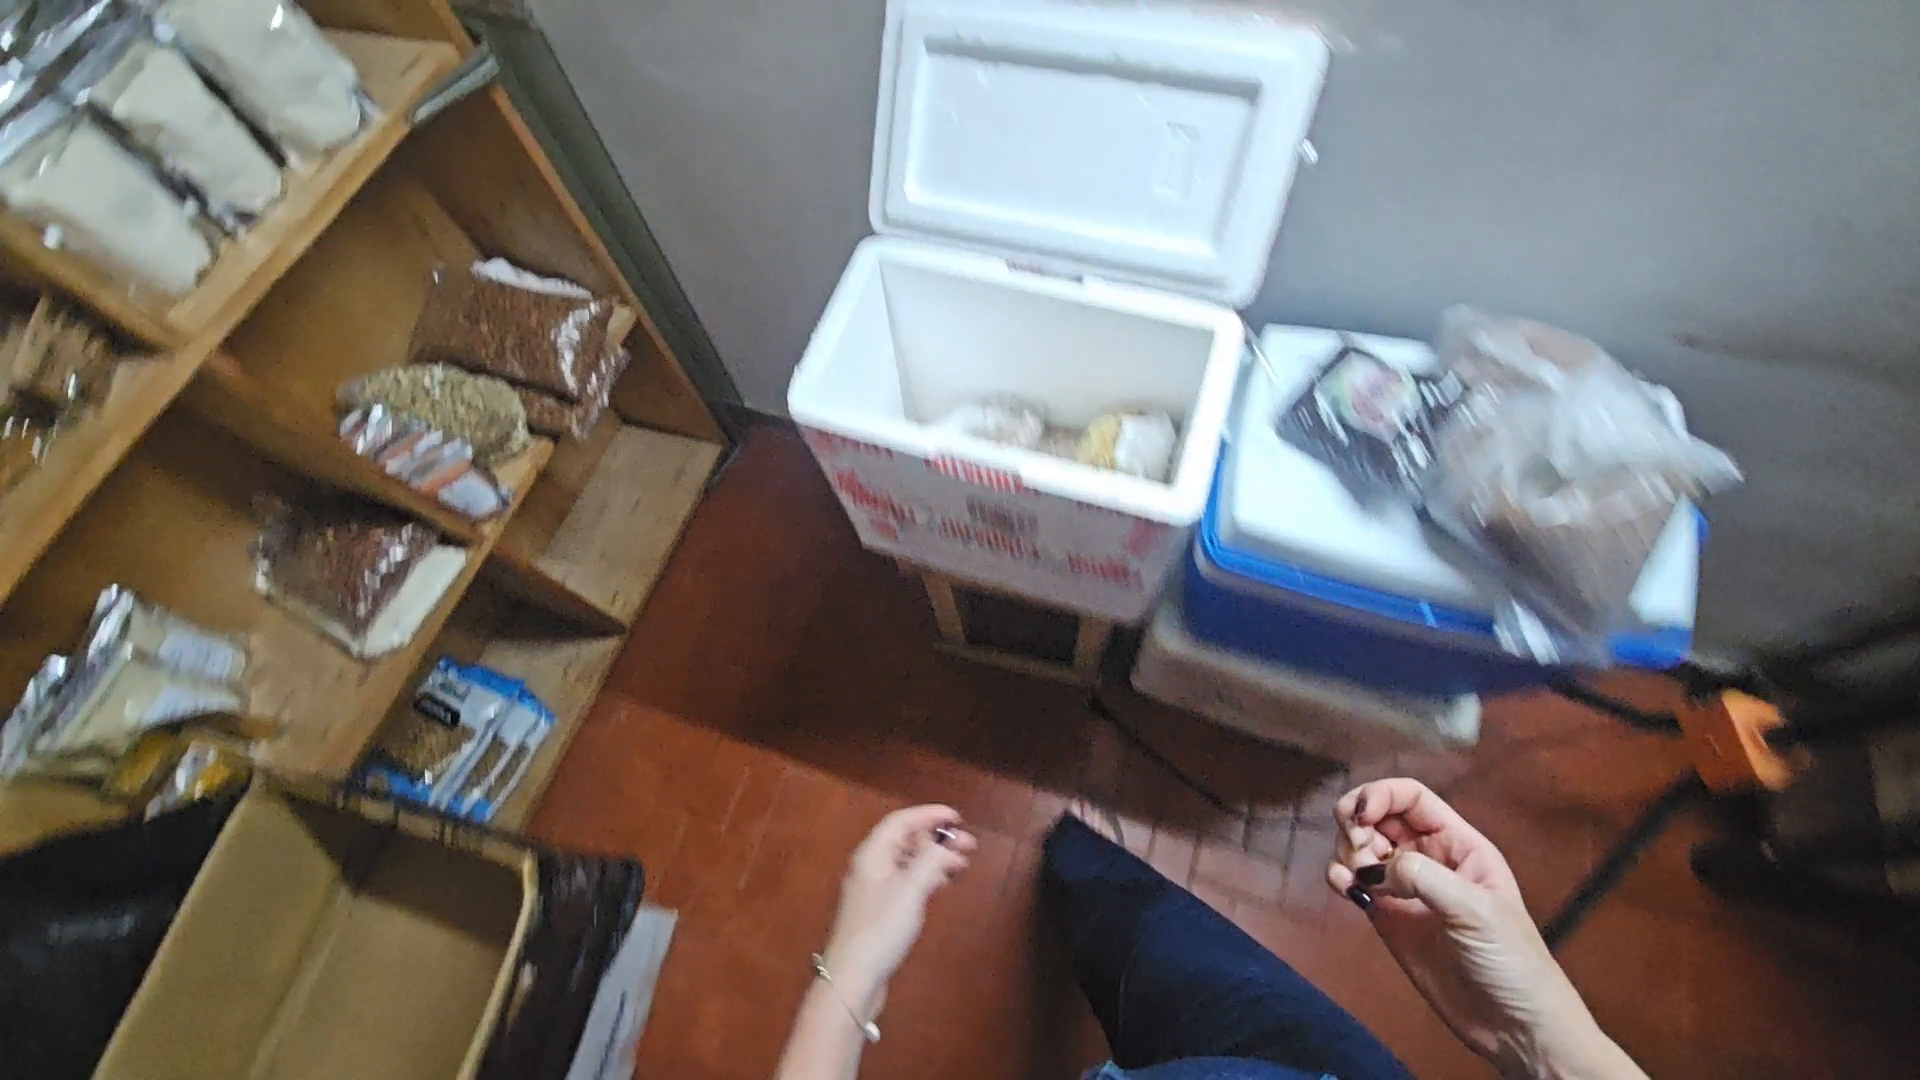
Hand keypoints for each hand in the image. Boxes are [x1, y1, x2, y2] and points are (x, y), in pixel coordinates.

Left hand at [820, 804, 975, 1009]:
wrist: (852, 979)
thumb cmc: (880, 929)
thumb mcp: (910, 891)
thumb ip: (931, 862)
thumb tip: (946, 845)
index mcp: (873, 854)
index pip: (902, 821)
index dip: (930, 814)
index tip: (957, 818)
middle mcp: (872, 865)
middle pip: (907, 839)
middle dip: (937, 838)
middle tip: (969, 845)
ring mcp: (875, 887)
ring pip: (909, 860)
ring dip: (935, 858)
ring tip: (962, 865)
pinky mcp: (880, 908)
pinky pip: (907, 879)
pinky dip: (927, 876)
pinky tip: (942, 883)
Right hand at [1326, 779, 1640, 1078]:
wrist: (1516, 1031)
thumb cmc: (1513, 964)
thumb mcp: (1477, 911)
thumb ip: (1422, 876)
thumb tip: (1372, 867)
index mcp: (1457, 844)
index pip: (1408, 796)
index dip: (1378, 795)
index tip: (1358, 818)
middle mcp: (1426, 856)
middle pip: (1375, 813)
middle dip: (1355, 822)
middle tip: (1358, 848)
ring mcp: (1402, 885)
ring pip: (1357, 844)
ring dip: (1346, 852)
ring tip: (1359, 882)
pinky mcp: (1384, 913)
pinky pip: (1350, 879)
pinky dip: (1337, 876)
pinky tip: (1345, 890)